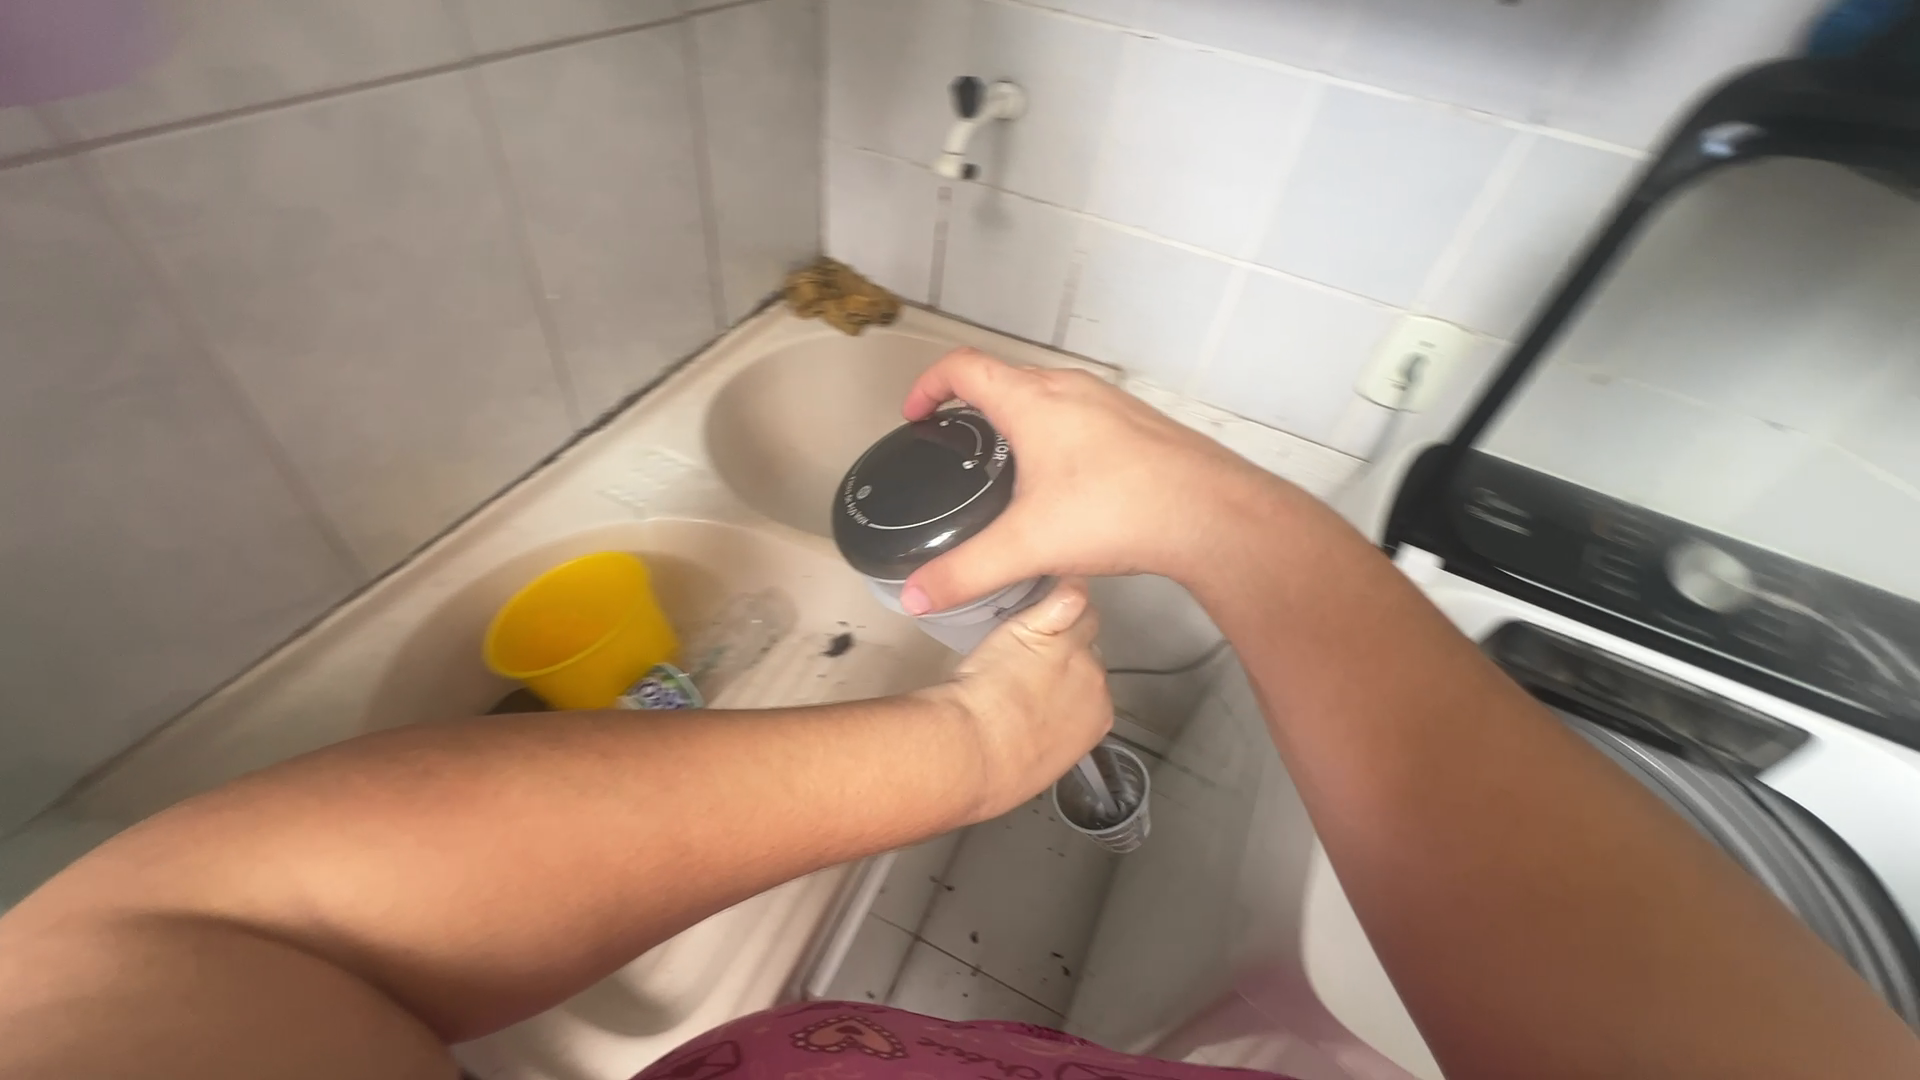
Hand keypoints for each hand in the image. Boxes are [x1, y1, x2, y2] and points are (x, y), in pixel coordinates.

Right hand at [899, 348, 1285, 612]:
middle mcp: (1070, 389)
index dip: (928, 384)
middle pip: (1004, 376)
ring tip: (1005, 461)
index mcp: (1033, 402)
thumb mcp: (1027, 546)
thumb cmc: (1121, 511)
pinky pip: (1082, 413)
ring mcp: (1108, 403)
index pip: (962, 367)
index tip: (916, 413)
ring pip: (1047, 394)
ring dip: (1016, 415)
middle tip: (954, 440)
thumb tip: (915, 596)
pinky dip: (1055, 430)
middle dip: (970, 403)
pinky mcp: (1136, 424)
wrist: (1211, 515)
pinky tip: (1064, 479)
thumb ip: (964, 572)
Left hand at [921, 578, 1109, 819]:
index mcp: (1097, 718)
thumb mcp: (1036, 761)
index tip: (1048, 679)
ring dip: (1061, 616)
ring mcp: (1070, 651)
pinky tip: (1046, 582)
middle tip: (1031, 653)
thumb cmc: (996, 769)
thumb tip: (1032, 733)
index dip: (1070, 677)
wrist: (974, 749)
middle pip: (1090, 649)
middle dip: (1066, 648)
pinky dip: (1059, 590)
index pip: (1095, 684)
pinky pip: (1066, 596)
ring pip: (1081, 617)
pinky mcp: (1040, 628)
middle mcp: (1093, 681)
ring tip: (1032, 619)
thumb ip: (1047, 735)